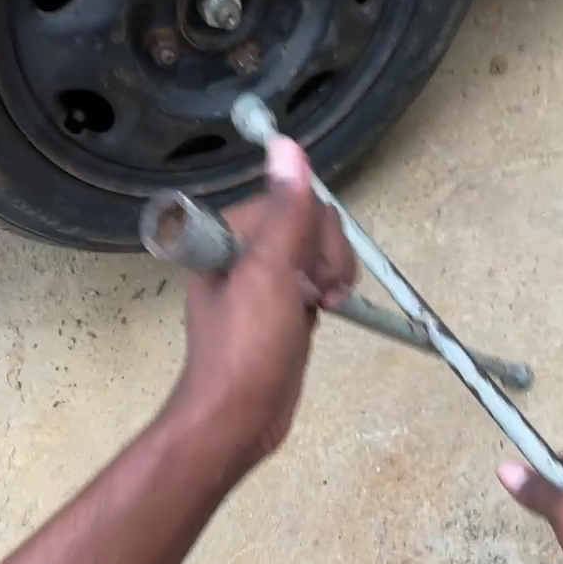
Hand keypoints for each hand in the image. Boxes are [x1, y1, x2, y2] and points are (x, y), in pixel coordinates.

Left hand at [172, 135, 355, 464]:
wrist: (238, 418)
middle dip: (326, 258)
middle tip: (319, 296)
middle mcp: (244, 252)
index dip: (313, 235)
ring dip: (332, 276)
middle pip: (309, 225)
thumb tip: (287, 145)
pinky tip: (324, 313)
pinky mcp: (281, 307)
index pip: (292, 203)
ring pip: (316, 253)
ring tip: (325, 308)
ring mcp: (263, 281)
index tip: (311, 275)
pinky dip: (326, 294)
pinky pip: (314, 280)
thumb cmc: (249, 348)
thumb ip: (285, 213)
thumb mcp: (269, 275)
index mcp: (230, 235)